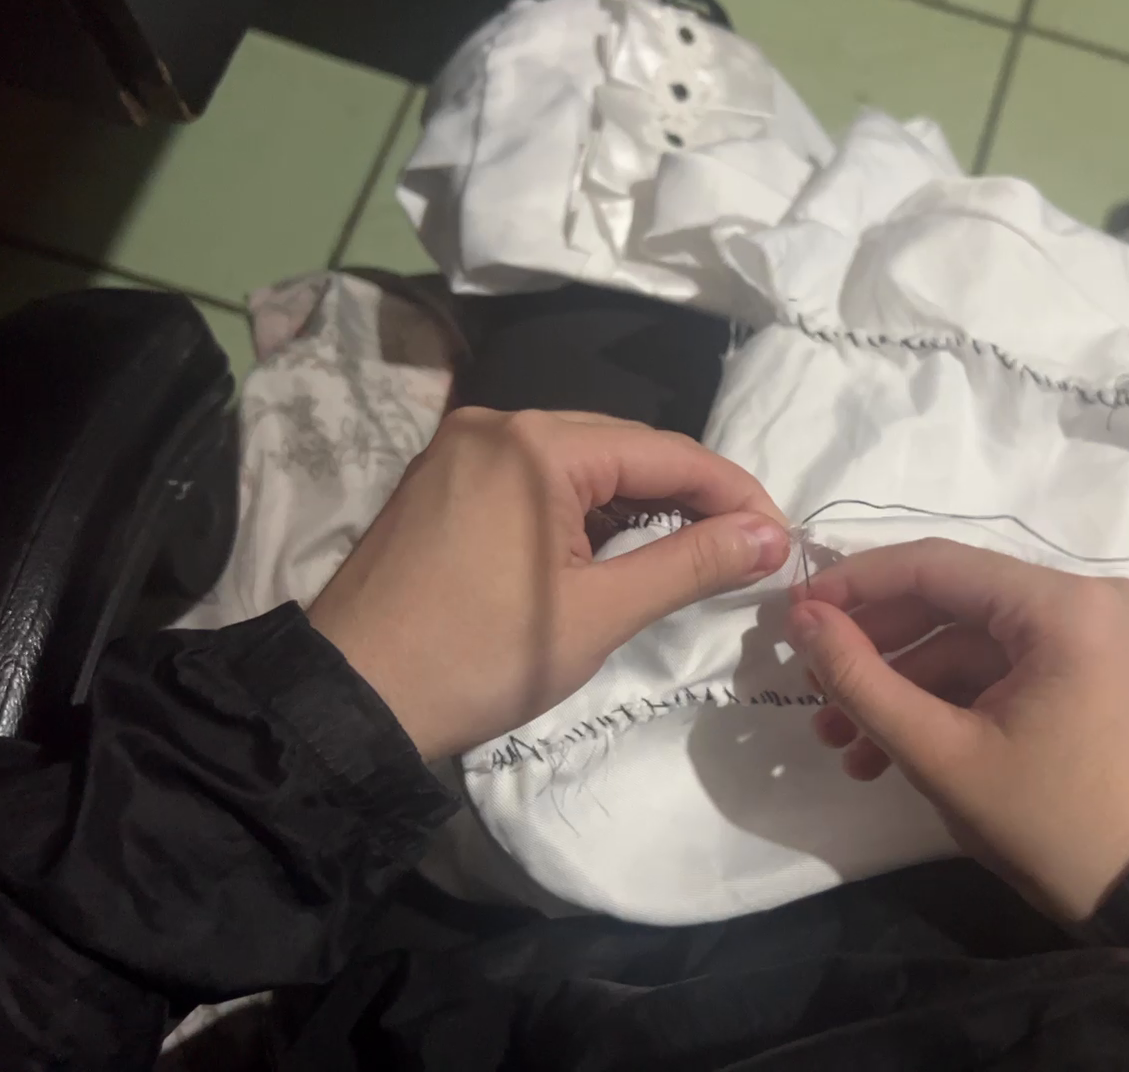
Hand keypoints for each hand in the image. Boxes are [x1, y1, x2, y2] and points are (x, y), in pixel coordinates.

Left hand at [308, 409, 789, 760]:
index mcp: (537, 444)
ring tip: (690, 548)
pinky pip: (541, 480)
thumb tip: (773, 535)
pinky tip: (615, 543)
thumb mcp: (600, 613)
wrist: (348, 704)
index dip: (734, 492)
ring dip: (641, 503)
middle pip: (625, 450)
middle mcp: (500, 425)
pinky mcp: (448, 479)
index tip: (780, 534)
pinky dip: (589, 510)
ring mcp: (466, 449)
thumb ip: (693, 562)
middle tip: (743, 546)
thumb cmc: (481, 659)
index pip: (666, 453)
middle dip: (691, 496)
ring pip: (584, 464)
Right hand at [788, 539, 1128, 921]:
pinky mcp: (1088, 664)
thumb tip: (802, 618)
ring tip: (839, 737)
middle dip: (874, 647)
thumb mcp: (941, 755)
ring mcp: (1093, 631)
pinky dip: (943, 699)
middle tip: (811, 684)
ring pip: (967, 638)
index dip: (855, 583)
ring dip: (901, 685)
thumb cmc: (1055, 829)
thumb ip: (860, 679)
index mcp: (1066, 607)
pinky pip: (997, 665)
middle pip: (950, 600)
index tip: (795, 611)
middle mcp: (1088, 599)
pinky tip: (888, 750)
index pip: (937, 565)